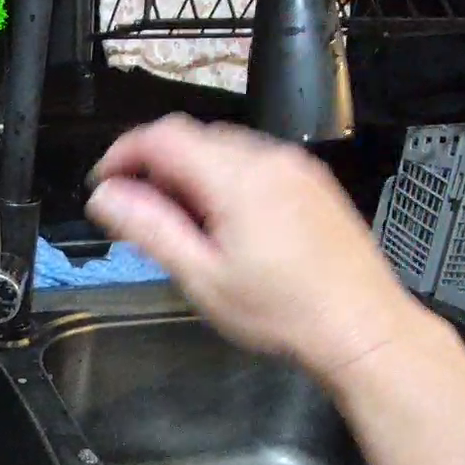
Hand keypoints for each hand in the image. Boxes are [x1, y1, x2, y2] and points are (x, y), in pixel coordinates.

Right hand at [86, 114, 438, 385]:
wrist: (361, 327)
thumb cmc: (282, 311)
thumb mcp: (201, 276)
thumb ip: (149, 229)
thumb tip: (106, 197)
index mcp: (237, 178)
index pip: (163, 137)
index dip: (122, 153)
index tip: (103, 183)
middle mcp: (269, 159)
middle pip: (192, 140)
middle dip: (154, 169)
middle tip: (136, 216)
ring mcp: (295, 168)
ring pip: (221, 151)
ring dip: (187, 177)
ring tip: (178, 228)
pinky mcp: (310, 183)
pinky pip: (252, 165)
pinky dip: (220, 182)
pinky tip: (219, 225)